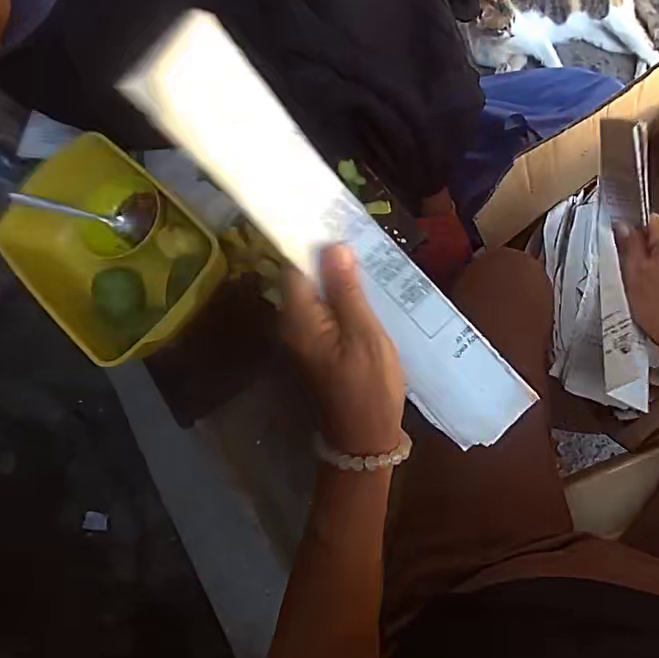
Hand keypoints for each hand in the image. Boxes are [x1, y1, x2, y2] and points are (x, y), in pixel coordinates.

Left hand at [280, 245, 407, 456]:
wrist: (364, 439)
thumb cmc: (368, 387)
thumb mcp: (364, 334)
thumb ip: (346, 290)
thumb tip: (333, 247)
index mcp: (298, 318)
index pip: (292, 265)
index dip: (310, 241)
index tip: (330, 218)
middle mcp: (290, 324)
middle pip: (301, 276)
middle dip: (325, 255)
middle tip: (354, 233)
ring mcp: (301, 336)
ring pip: (313, 292)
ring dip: (334, 274)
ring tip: (362, 254)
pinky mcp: (315, 345)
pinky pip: (321, 308)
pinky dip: (338, 294)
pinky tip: (361, 287)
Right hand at [615, 214, 658, 353]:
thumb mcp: (633, 270)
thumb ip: (629, 244)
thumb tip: (623, 229)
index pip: (649, 220)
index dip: (631, 230)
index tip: (620, 243)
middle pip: (656, 237)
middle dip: (639, 249)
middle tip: (628, 267)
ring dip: (647, 264)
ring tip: (638, 282)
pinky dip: (657, 276)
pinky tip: (649, 291)